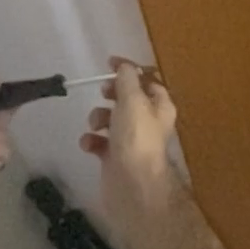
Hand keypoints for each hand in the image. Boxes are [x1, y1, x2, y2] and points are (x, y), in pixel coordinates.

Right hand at [80, 57, 178, 248]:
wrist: (132, 185)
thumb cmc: (136, 138)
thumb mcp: (133, 101)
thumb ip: (127, 81)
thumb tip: (125, 67)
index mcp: (160, 105)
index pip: (147, 80)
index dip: (130, 70)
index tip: (110, 63)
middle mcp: (148, 122)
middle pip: (128, 99)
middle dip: (112, 94)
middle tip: (103, 93)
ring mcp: (131, 141)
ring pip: (111, 119)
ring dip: (99, 117)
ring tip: (96, 125)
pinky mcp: (115, 157)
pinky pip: (100, 142)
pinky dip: (92, 140)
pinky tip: (89, 144)